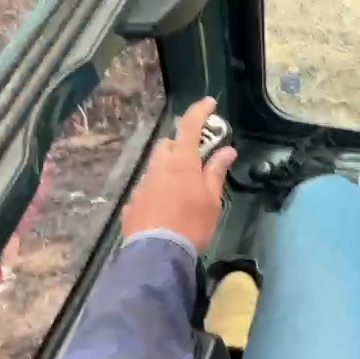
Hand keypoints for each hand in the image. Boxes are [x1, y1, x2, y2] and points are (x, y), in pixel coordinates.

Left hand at [120, 98, 236, 252]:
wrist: (157, 255)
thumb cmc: (191, 224)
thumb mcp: (212, 199)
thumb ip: (217, 171)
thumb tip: (228, 150)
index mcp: (181, 161)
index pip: (190, 125)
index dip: (200, 111)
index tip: (210, 103)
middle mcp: (158, 167)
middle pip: (168, 144)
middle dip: (181, 145)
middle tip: (197, 159)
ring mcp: (142, 184)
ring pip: (155, 166)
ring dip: (169, 169)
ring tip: (182, 189)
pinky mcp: (132, 203)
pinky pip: (146, 188)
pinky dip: (157, 190)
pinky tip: (165, 208)